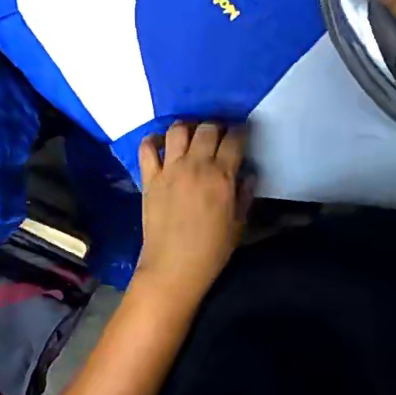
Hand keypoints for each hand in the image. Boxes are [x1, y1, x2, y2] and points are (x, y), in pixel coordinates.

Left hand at [135, 122, 250, 302]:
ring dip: (188, 127)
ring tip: (192, 135)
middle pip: (207, 128)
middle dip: (217, 126)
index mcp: (221, 176)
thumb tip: (248, 172)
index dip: (241, 131)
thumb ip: (244, 193)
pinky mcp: (149, 177)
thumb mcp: (238, 223)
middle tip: (219, 135)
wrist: (173, 268)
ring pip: (178, 130)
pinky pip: (147, 148)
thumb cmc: (211, 250)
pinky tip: (161, 143)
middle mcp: (195, 165)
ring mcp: (169, 169)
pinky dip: (154, 140)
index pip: (234, 139)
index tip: (242, 133)